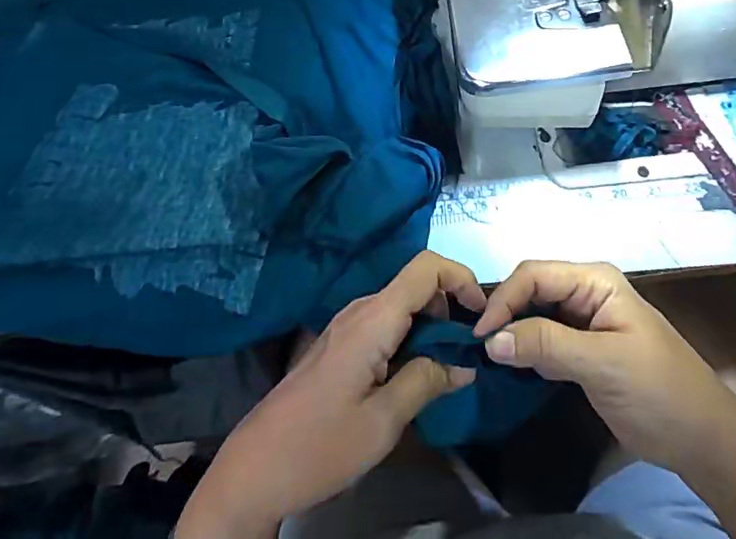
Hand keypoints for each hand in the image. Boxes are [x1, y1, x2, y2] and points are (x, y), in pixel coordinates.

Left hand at [176, 252, 485, 537]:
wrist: (254, 468)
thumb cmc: (320, 445)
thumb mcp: (383, 422)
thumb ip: (426, 382)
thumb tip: (464, 363)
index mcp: (373, 319)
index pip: (425, 267)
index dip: (460, 278)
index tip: (481, 315)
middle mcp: (360, 310)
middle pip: (417, 284)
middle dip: (451, 306)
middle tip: (473, 349)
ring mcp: (347, 325)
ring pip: (402, 306)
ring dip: (432, 325)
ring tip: (453, 364)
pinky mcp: (340, 344)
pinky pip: (386, 324)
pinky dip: (412, 337)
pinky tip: (419, 371)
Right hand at [473, 260, 735, 474]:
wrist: (701, 438)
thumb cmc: (658, 390)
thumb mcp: (603, 364)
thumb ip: (548, 345)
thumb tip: (491, 340)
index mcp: (595, 280)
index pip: (535, 275)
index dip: (505, 299)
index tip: (480, 336)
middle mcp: (586, 291)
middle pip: (531, 290)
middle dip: (505, 312)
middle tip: (478, 347)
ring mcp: (583, 320)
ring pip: (534, 314)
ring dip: (512, 332)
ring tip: (487, 357)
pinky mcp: (581, 348)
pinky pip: (543, 339)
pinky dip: (524, 350)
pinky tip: (510, 366)